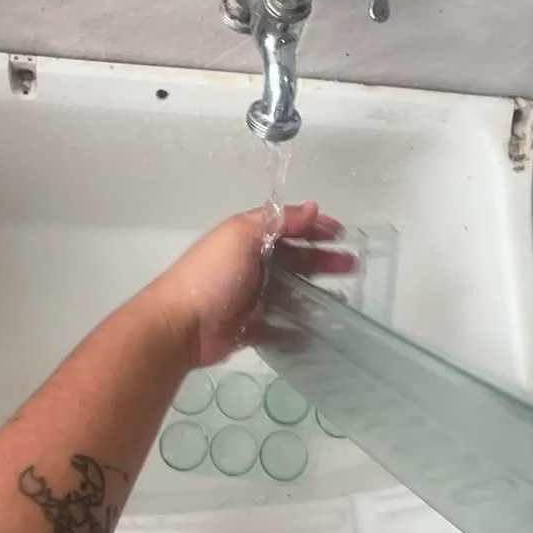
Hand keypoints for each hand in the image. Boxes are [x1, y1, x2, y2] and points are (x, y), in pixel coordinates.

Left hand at [145, 203, 353, 366]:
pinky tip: (322, 325)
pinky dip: (299, 324)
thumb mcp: (242, 235)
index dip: (314, 227)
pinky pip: (281, 324)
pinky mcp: (250, 325)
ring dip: (317, 290)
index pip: (287, 226)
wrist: (180, 325)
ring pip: (291, 290)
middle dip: (323, 258)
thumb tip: (312, 207)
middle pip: (294, 257)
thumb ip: (278, 221)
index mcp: (248, 237)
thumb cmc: (212, 274)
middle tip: (352, 265)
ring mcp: (251, 296)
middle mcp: (251, 263)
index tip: (342, 234)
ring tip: (344, 297)